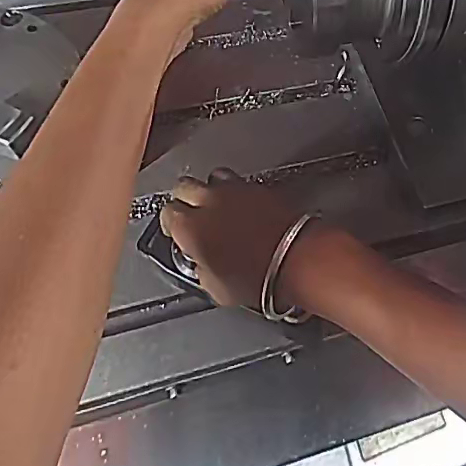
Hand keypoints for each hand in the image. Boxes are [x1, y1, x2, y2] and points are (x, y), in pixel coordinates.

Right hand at [159, 170, 317, 309]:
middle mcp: (210, 201)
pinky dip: (239, 192)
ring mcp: (237, 190)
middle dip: (185, 199)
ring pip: (213, 178)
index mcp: (190, 226)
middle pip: (184, 187)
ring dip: (212, 190)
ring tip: (218, 206)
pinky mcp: (261, 188)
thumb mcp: (215, 287)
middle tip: (192, 214)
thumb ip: (200, 268)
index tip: (176, 230)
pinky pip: (242, 183)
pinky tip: (244, 207)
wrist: (297, 260)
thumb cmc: (259, 276)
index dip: (171, 222)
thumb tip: (202, 263)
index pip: (167, 213)